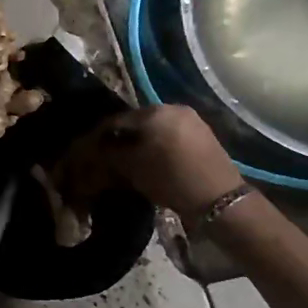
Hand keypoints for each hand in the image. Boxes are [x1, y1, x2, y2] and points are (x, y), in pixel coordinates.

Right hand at [98, 105, 244, 217]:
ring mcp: (191, 120)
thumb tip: (97, 148)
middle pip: (137, 122)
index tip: (89, 150)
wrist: (218, 198)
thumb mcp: (132, 168)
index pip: (116, 120)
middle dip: (121, 138)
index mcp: (154, 112)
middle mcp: (173, 109)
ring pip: (154, 128)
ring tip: (129, 160)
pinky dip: (156, 144)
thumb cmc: (169, 178)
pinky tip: (151, 160)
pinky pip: (170, 135)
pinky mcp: (202, 134)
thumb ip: (110, 153)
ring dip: (139, 141)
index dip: (99, 135)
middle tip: (108, 155)